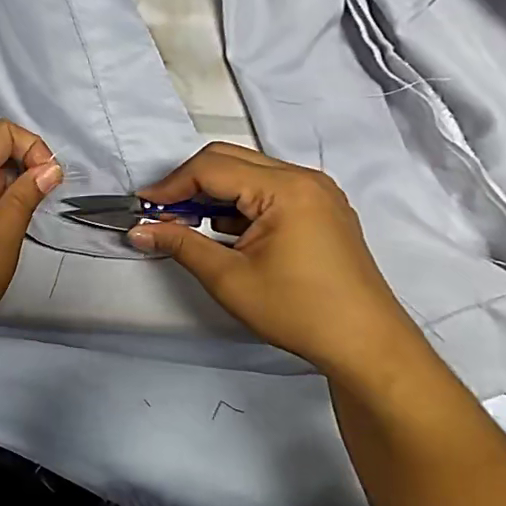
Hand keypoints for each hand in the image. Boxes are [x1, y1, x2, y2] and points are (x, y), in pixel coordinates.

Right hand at [127, 142, 420, 377]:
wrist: (366, 346)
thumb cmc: (298, 311)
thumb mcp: (228, 278)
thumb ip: (179, 245)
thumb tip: (139, 231)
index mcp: (285, 189)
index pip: (211, 168)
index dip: (171, 185)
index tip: (143, 208)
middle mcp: (304, 179)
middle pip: (229, 160)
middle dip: (189, 183)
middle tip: (161, 214)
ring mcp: (317, 192)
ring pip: (248, 172)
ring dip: (213, 192)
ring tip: (187, 223)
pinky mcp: (321, 209)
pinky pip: (269, 189)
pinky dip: (239, 202)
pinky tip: (223, 230)